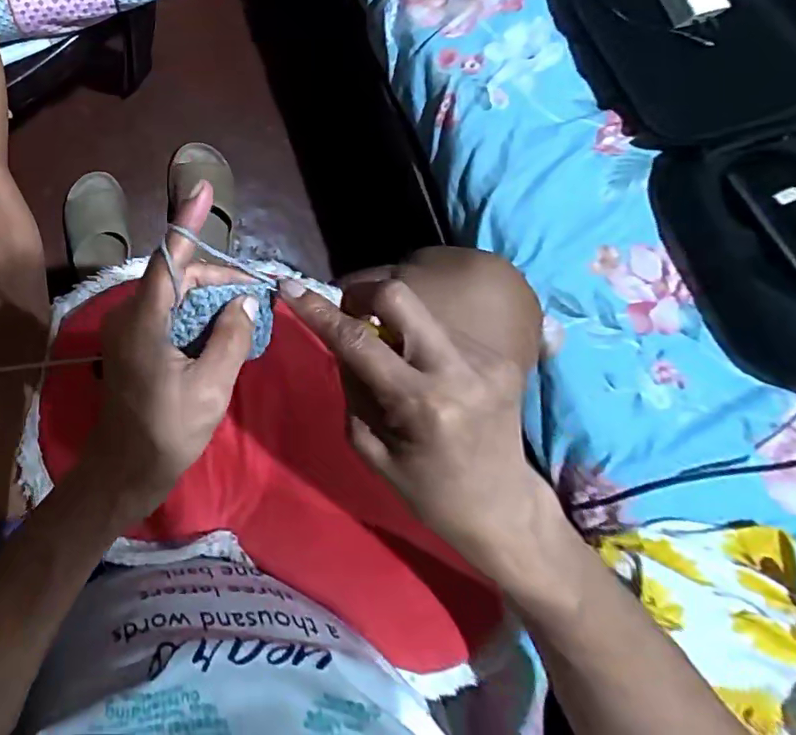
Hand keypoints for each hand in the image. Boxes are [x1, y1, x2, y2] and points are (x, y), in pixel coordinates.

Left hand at [77, 182, 256, 522]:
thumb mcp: (210, 386)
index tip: (201, 188)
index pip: (169, 258)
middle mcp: (130, 314)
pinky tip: (222, 330)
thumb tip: (245, 303)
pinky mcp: (133, 343)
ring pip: (174, 295)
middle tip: (255, 295)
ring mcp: (128, 328)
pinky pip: (168, 314)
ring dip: (209, 298)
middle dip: (217, 278)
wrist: (124, 469)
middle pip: (177, 276)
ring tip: (245, 312)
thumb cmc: (166, 431)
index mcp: (144, 319)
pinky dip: (196, 315)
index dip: (186, 221)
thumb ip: (230, 337)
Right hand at [278, 274, 559, 579]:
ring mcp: (486, 359)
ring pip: (419, 311)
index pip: (358, 340)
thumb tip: (340, 337)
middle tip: (348, 312)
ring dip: (392, 325)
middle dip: (361, 293)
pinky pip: (440, 329)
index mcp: (422, 403)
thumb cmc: (427, 490)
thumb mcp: (370, 446)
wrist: (505, 509)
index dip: (318, 310)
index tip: (290, 287)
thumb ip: (352, 385)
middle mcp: (459, 370)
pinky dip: (417, 341)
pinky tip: (423, 373)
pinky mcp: (501, 356)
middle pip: (399, 295)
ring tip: (393, 362)